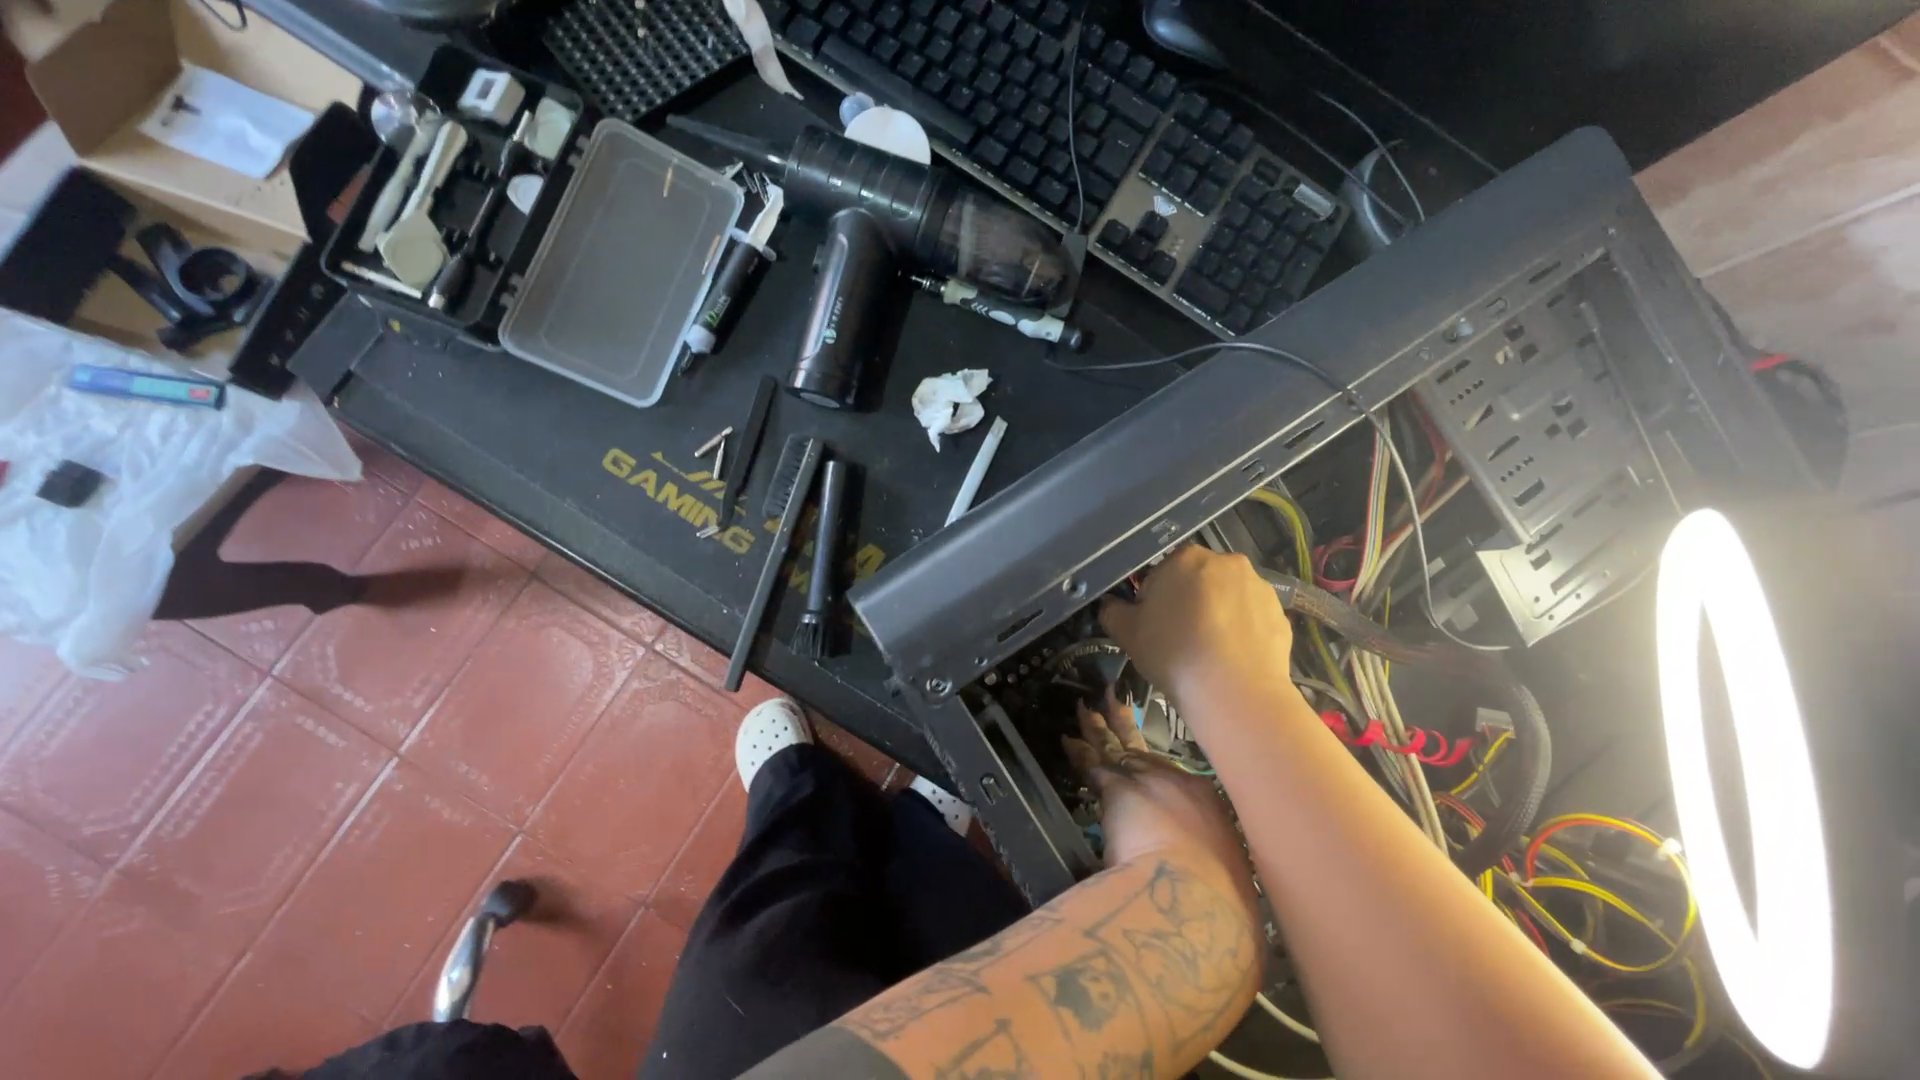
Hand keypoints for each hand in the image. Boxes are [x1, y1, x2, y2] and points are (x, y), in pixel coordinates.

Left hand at [1063, 690, 1250, 889]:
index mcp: (1209, 802)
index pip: (1177, 776)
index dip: (1158, 770)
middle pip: (1146, 753)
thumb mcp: (1224, 872)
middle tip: (1113, 702)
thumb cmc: (1215, 894)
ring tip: (1086, 710)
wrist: (1193, 894)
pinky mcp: (1119, 790)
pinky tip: (1068, 741)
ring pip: (1118, 748)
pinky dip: (1080, 753)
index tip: (1147, 765)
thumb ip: (1213, 862)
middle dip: (1127, 730)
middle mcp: (1180, 782)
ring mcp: (1149, 780)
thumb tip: (1213, 876)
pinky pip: (1094, 765)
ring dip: (1099, 731)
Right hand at [1100, 545, 1294, 704]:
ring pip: (1228, 598)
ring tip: (1209, 653)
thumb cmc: (1173, 653)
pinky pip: (1252, 619)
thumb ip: (1113, 611)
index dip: (1153, 600)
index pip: (1161, 572)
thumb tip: (1111, 605)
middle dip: (1188, 602)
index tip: (1152, 626)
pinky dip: (1242, 633)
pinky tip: (1232, 660)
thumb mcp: (1127, 634)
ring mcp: (1259, 587)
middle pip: (1198, 580)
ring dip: (1217, 615)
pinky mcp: (1280, 614)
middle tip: (1179, 639)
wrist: (1234, 692)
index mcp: (1186, 558)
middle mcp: (1227, 562)